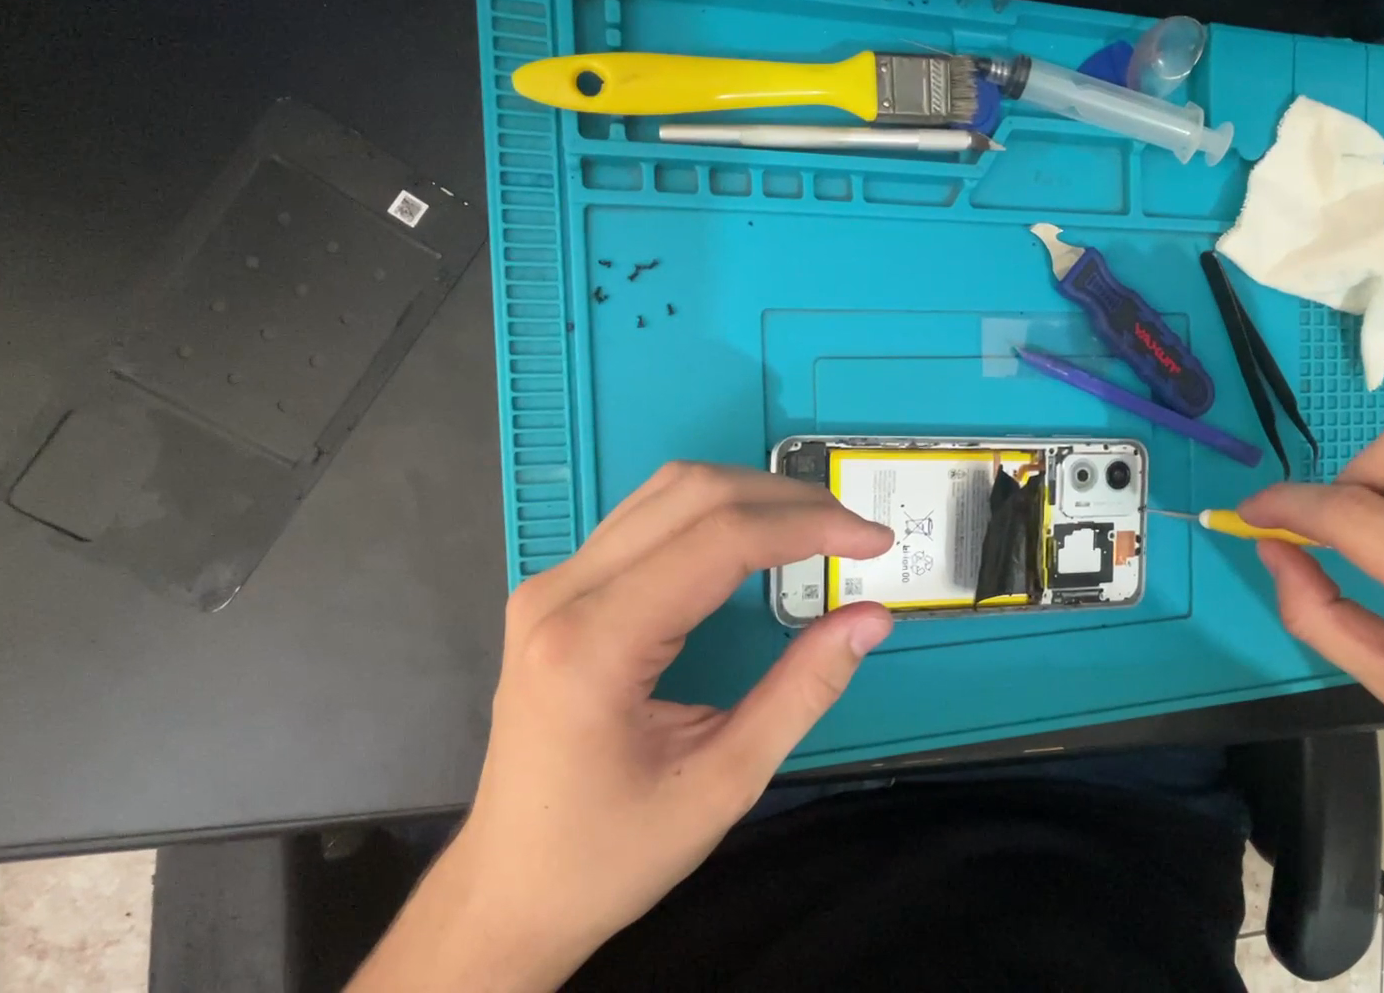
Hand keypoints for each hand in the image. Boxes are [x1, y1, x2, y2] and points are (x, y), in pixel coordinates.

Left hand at [351, 463, 895, 992]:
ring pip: (668, 492)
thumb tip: (871, 618)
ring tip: (818, 529)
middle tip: (853, 533)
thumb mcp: (724, 782)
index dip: (809, 527)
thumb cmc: (611, 853)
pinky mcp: (559, 591)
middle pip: (693, 494)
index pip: (720, 540)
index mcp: (595, 642)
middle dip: (788, 500)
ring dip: (752, 496)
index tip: (873, 541)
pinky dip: (714, 514)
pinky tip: (756, 541)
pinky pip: (647, 519)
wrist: (509, 892)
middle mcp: (562, 592)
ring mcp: (553, 585)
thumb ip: (803, 690)